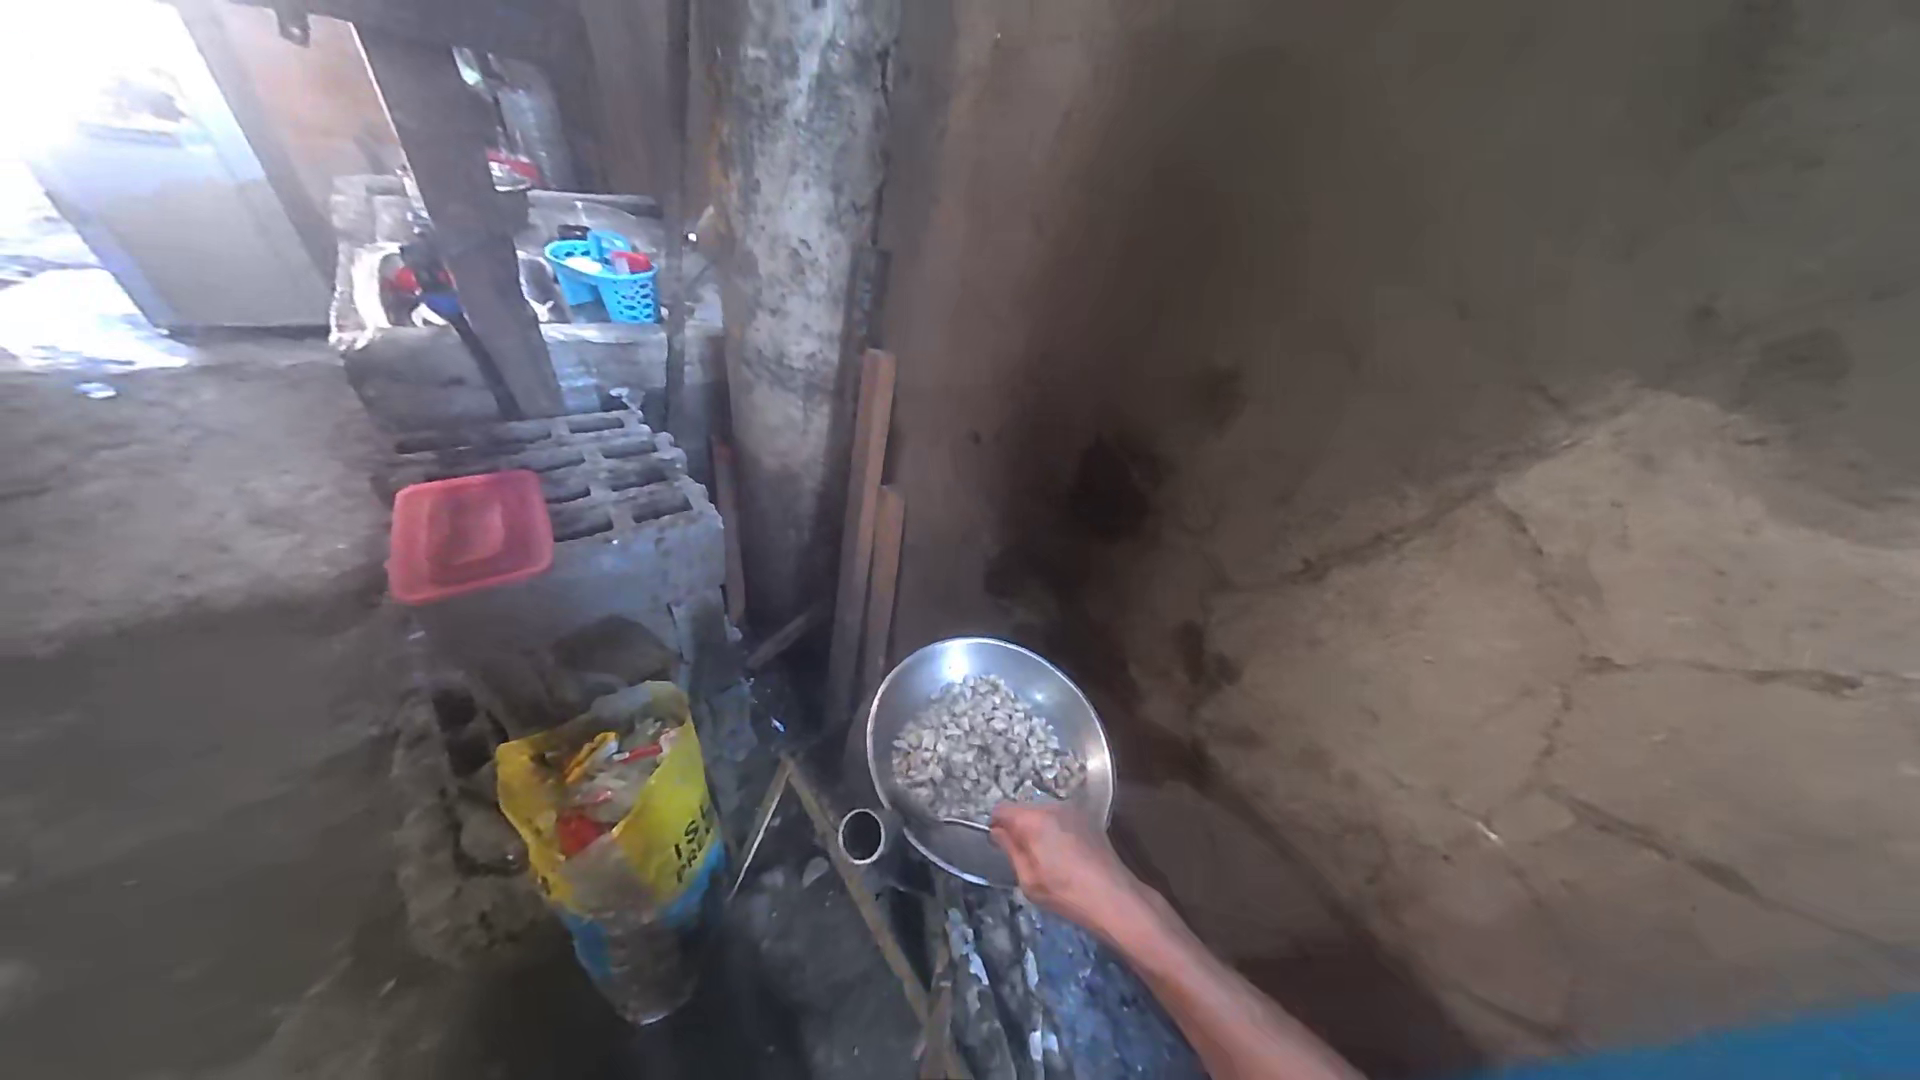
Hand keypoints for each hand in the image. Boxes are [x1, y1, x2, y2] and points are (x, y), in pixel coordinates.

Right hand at [990, 802, 1164, 942]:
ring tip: (1047, 858)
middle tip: (1024, 856)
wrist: (1113, 897)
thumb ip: (1010, 849)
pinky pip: (1061, 818)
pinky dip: (1056, 830)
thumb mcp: (1028, 879)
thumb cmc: (1065, 892)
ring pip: (1043, 813)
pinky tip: (1066, 855)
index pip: (1002, 809)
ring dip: (1039, 828)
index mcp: (1033, 819)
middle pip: (1024, 809)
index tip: (999, 844)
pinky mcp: (1088, 818)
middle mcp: (1052, 806)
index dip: (996, 825)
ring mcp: (1072, 810)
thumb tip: (997, 832)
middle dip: (1019, 827)